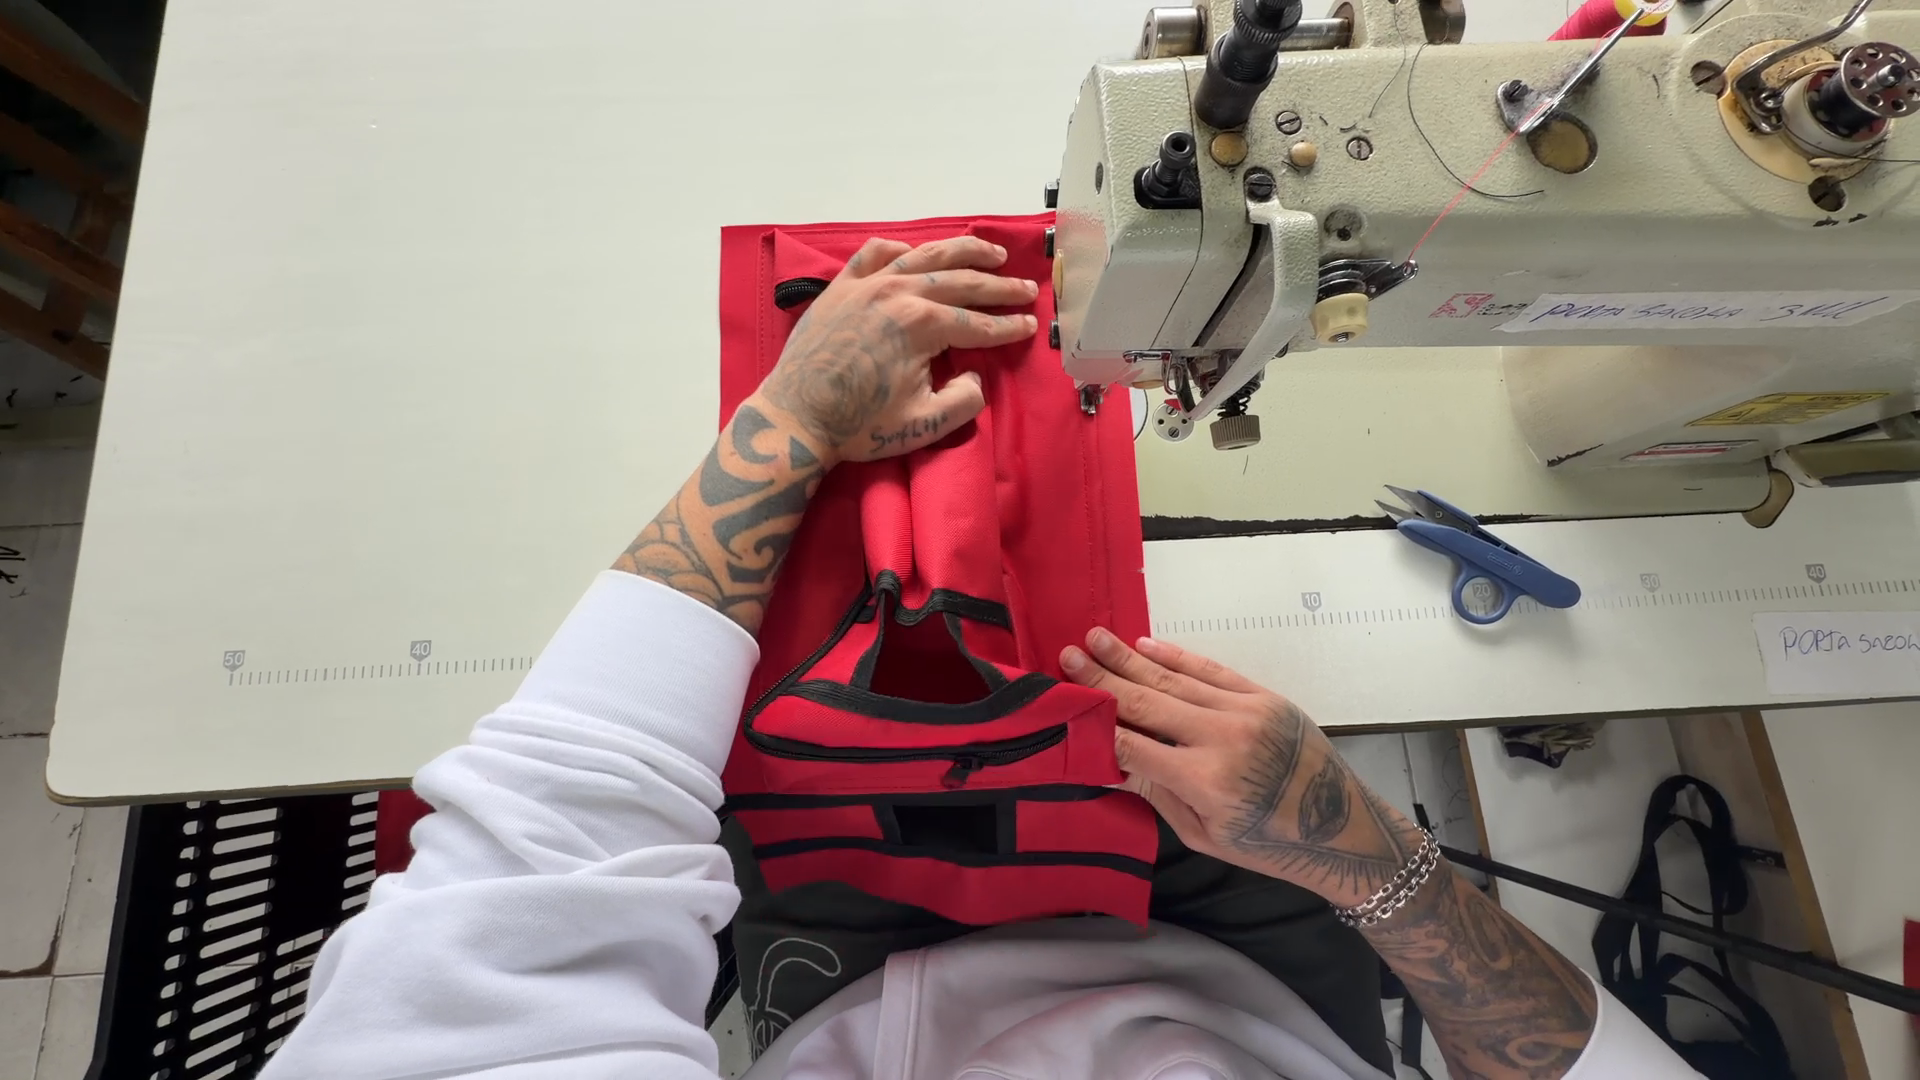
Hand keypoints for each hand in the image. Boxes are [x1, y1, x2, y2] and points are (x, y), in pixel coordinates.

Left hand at [752, 235, 1038, 466]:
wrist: (796, 418)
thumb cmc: (860, 427)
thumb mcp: (925, 425)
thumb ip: (965, 400)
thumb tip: (975, 376)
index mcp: (922, 325)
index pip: (978, 323)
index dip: (1008, 327)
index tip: (1030, 325)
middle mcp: (899, 292)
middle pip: (961, 281)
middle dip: (999, 286)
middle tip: (1025, 288)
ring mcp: (866, 283)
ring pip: (924, 255)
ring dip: (963, 251)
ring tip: (992, 254)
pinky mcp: (840, 286)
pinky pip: (875, 252)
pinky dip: (901, 248)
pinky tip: (915, 253)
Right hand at [1060, 629, 1425, 909]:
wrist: (1345, 831)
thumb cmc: (1267, 847)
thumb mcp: (1203, 835)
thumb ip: (1155, 792)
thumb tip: (1110, 757)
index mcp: (1204, 782)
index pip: (1131, 744)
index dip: (1095, 724)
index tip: (1064, 703)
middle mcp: (1221, 739)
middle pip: (1147, 701)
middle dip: (1102, 679)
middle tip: (1067, 655)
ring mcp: (1244, 712)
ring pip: (1173, 678)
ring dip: (1128, 657)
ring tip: (1095, 638)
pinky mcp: (1263, 697)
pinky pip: (1210, 670)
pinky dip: (1176, 655)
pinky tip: (1144, 643)